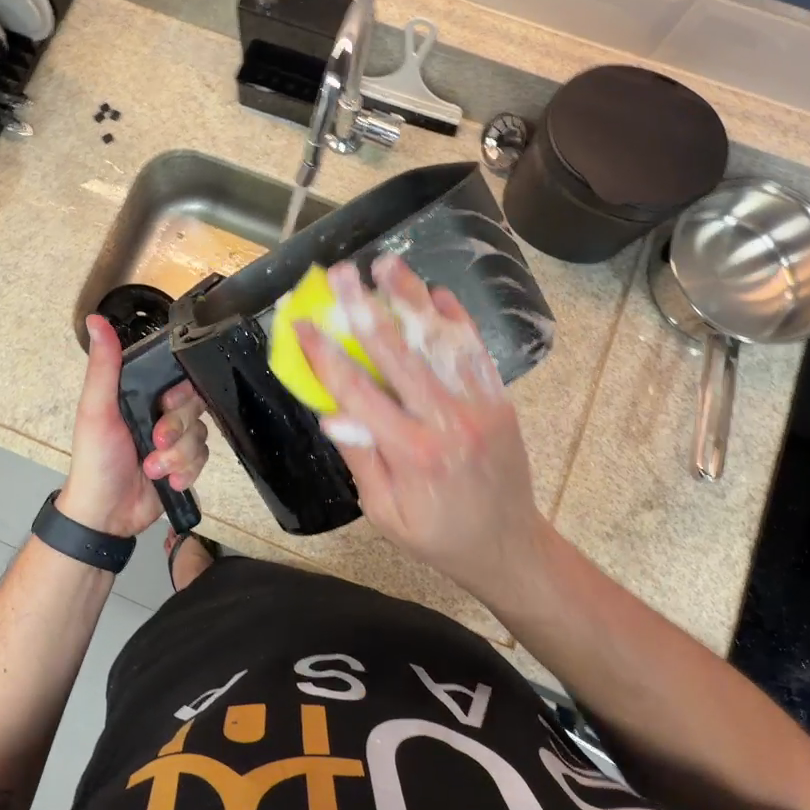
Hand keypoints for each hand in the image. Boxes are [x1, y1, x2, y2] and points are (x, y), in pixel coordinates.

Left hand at [57, 315, 210, 537]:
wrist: (106, 514)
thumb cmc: (96, 459)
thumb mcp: (96, 409)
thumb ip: (104, 367)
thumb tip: (96, 320)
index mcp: (140, 394)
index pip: (178, 379)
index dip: (179, 394)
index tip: (166, 406)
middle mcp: (160, 413)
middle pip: (194, 408)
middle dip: (176, 432)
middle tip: (155, 445)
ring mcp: (173, 441)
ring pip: (200, 436)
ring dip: (178, 457)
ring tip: (154, 470)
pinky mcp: (183, 465)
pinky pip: (203, 460)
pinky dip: (186, 472)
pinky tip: (168, 482)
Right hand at [295, 255, 548, 594]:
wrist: (508, 545)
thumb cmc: (438, 535)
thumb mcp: (384, 512)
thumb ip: (361, 458)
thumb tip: (330, 411)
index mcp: (410, 452)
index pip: (357, 391)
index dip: (325, 355)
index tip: (301, 323)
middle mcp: (444, 420)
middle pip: (396, 353)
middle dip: (363, 309)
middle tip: (340, 273)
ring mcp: (477, 405)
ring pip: (438, 342)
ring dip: (410, 300)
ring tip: (386, 264)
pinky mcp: (498, 399)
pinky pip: (475, 351)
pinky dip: (456, 319)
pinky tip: (435, 293)